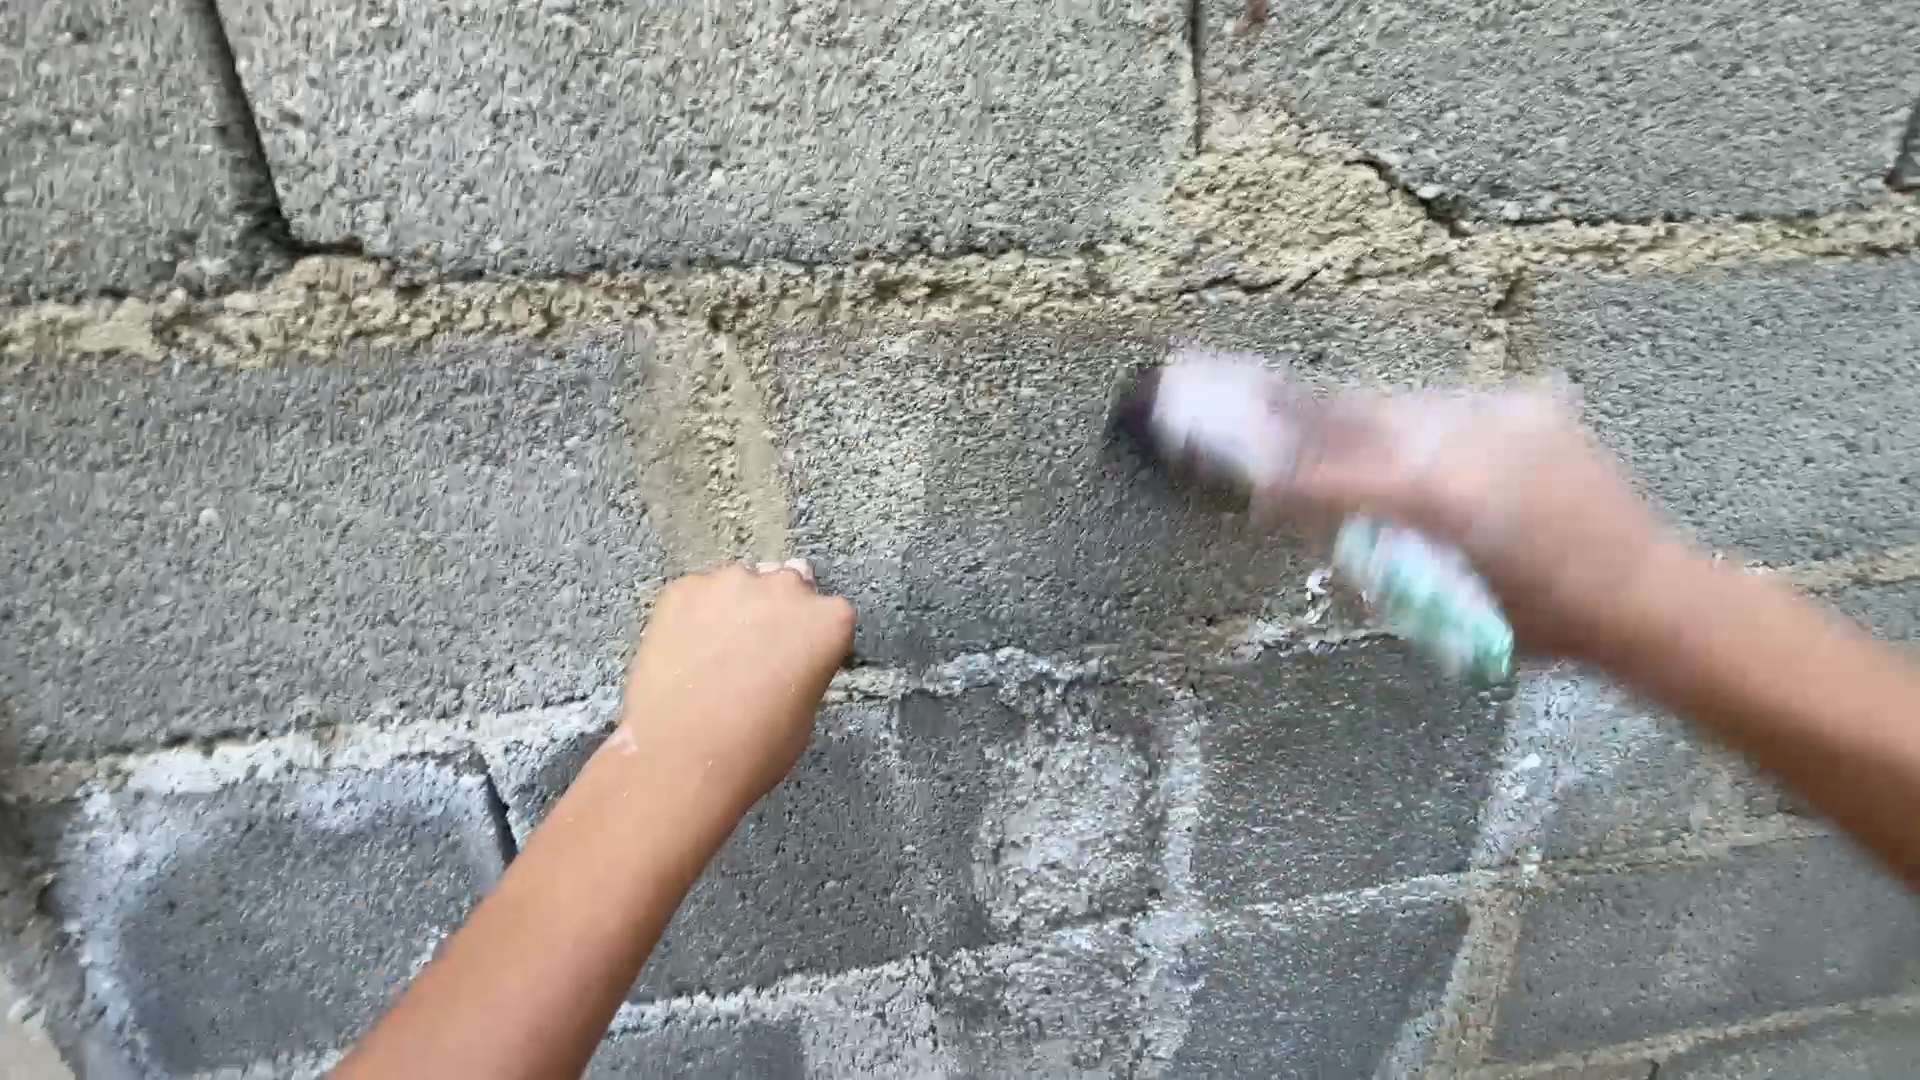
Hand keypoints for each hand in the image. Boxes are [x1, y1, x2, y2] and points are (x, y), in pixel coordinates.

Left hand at [616, 559, 855, 812]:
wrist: (682, 759)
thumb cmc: (756, 746)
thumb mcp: (807, 706)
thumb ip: (806, 661)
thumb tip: (787, 653)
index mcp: (830, 619)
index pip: (830, 613)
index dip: (812, 635)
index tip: (797, 655)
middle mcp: (786, 589)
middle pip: (788, 585)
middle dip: (776, 611)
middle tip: (755, 651)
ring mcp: (733, 584)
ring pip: (740, 585)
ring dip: (735, 608)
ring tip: (715, 653)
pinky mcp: (686, 589)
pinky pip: (697, 593)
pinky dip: (695, 614)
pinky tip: (687, 651)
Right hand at [1264, 387, 1690, 662]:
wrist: (1653, 598)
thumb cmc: (1538, 624)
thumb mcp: (1436, 603)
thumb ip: (1374, 554)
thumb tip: (1323, 524)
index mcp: (1440, 498)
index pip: (1333, 477)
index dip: (1286, 480)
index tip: (1258, 489)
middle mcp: (1468, 440)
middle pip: (1359, 418)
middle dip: (1305, 424)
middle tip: (1264, 423)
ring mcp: (1504, 415)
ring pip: (1401, 405)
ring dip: (1357, 419)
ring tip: (1326, 427)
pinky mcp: (1531, 407)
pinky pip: (1448, 406)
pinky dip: (1414, 422)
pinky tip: (1407, 439)